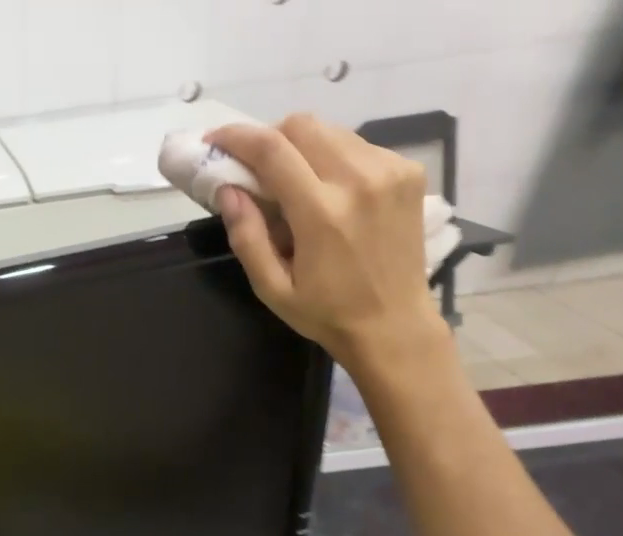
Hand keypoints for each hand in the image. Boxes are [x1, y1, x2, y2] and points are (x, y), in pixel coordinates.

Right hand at [206, 114, 450, 381]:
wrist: (393, 323)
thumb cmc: (325, 312)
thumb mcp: (272, 288)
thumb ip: (247, 237)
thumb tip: (227, 191)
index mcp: (322, 213)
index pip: (273, 150)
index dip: (237, 137)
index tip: (214, 141)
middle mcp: (360, 179)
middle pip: (303, 126)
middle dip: (269, 138)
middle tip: (253, 166)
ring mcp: (390, 170)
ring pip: (331, 131)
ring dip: (301, 147)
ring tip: (291, 181)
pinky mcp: (408, 170)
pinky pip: (358, 145)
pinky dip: (331, 157)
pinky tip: (327, 190)